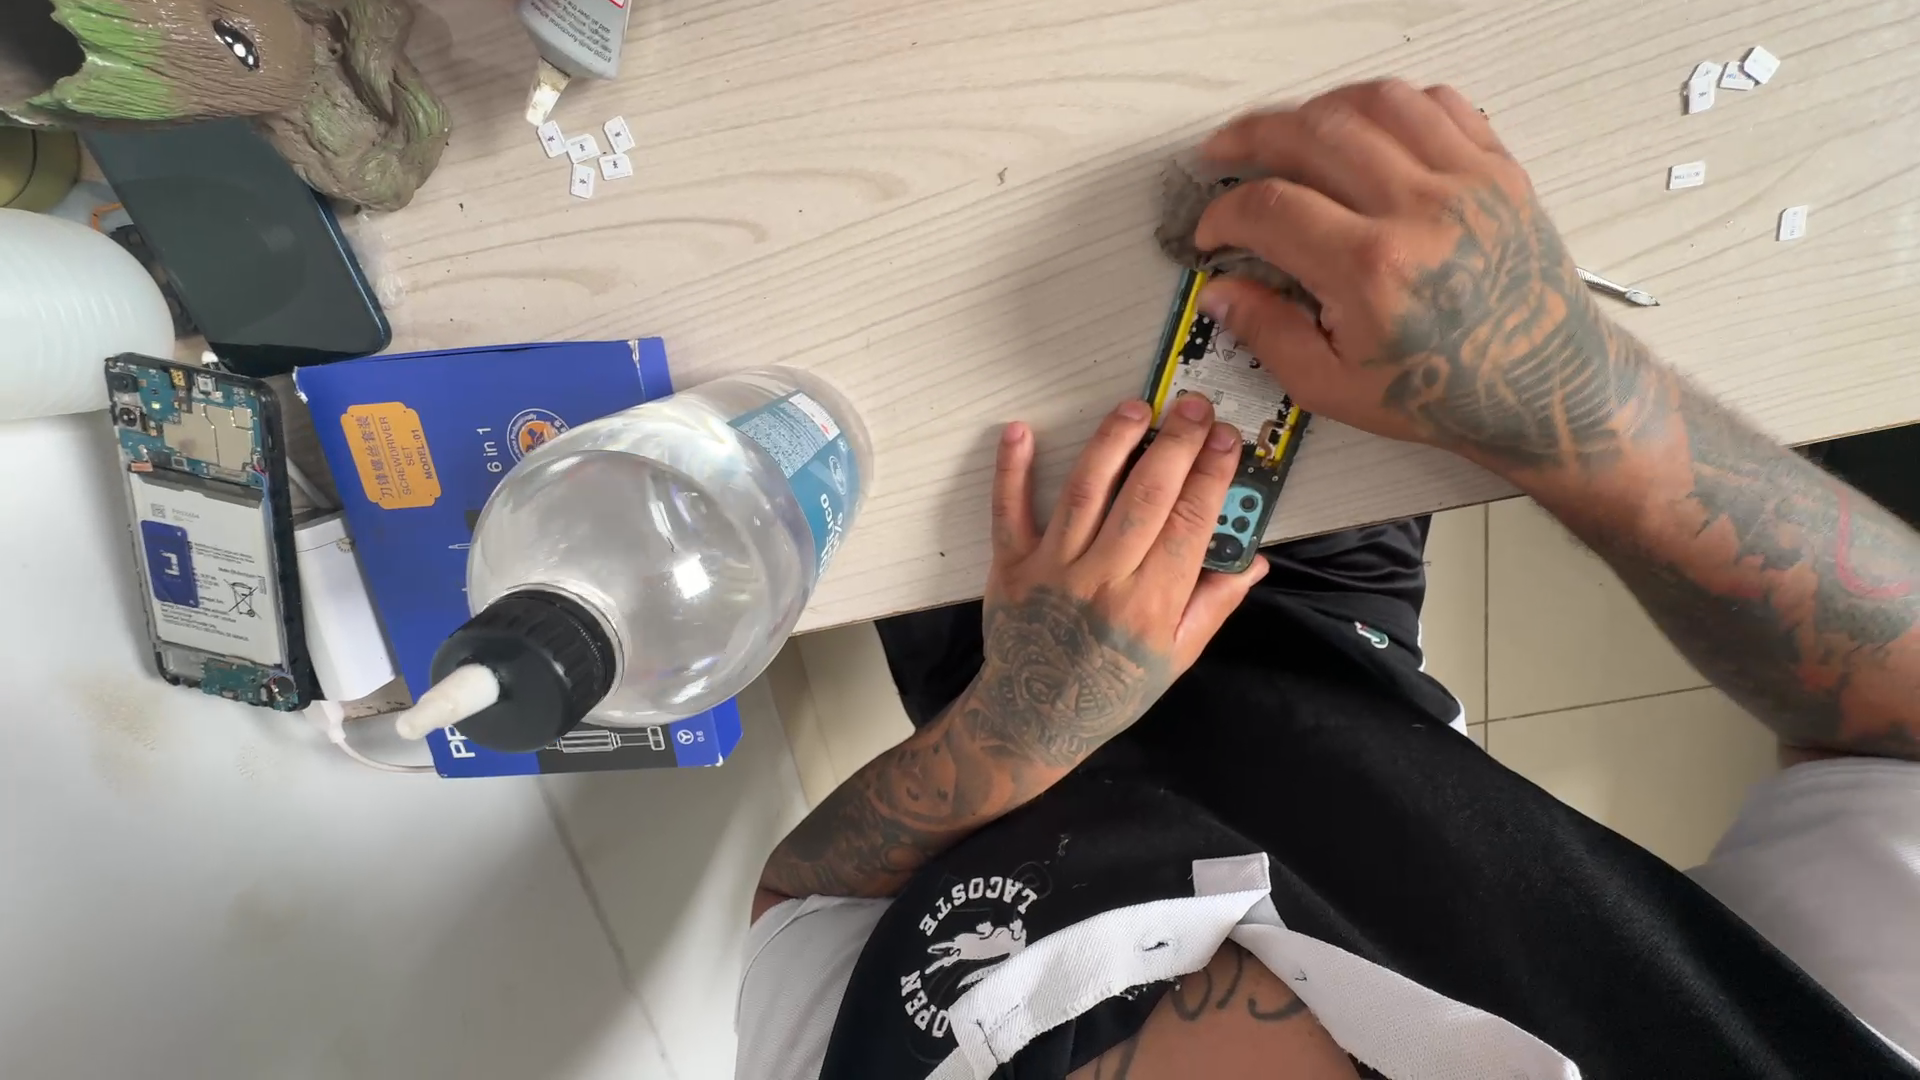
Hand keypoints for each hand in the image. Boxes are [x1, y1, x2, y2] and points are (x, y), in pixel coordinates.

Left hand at [967, 394, 1267, 765]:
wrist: (1035, 716)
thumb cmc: (1113, 689)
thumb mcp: (1176, 658)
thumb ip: (1213, 605)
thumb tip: (1255, 558)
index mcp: (1151, 603)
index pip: (1189, 523)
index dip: (1212, 475)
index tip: (1227, 439)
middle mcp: (1102, 578)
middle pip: (1144, 497)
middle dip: (1174, 445)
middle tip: (1194, 406)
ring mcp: (1051, 567)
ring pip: (1086, 492)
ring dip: (1112, 443)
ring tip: (1136, 407)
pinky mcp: (1011, 564)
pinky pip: (1008, 511)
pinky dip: (1011, 471)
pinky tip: (1019, 430)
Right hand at [1193, 80, 1658, 472]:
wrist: (1539, 386)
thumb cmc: (1431, 394)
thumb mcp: (1327, 385)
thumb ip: (1266, 332)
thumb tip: (1217, 292)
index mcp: (1370, 268)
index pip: (1271, 208)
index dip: (1223, 214)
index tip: (1210, 236)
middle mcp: (1417, 207)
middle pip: (1315, 133)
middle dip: (1251, 138)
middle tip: (1220, 155)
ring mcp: (1465, 178)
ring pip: (1373, 103)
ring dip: (1314, 111)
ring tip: (1282, 135)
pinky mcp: (1496, 168)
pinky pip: (1435, 104)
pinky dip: (1384, 106)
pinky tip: (1357, 132)